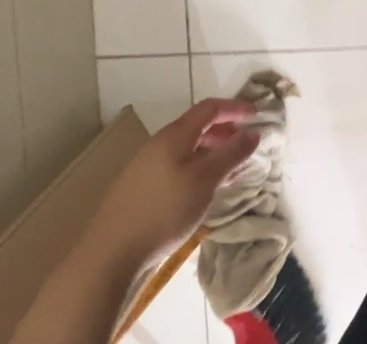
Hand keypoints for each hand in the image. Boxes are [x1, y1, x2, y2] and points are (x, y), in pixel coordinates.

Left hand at [83, 99, 260, 266]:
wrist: (109, 257)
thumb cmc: (164, 210)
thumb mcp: (205, 180)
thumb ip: (232, 154)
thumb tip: (253, 133)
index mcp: (173, 136)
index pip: (209, 108)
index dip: (235, 108)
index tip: (257, 116)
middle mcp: (157, 146)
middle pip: (197, 128)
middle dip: (225, 133)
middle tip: (246, 147)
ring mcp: (144, 169)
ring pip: (186, 151)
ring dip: (212, 155)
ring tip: (231, 172)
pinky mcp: (139, 192)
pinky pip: (176, 170)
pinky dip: (197, 172)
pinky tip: (203, 192)